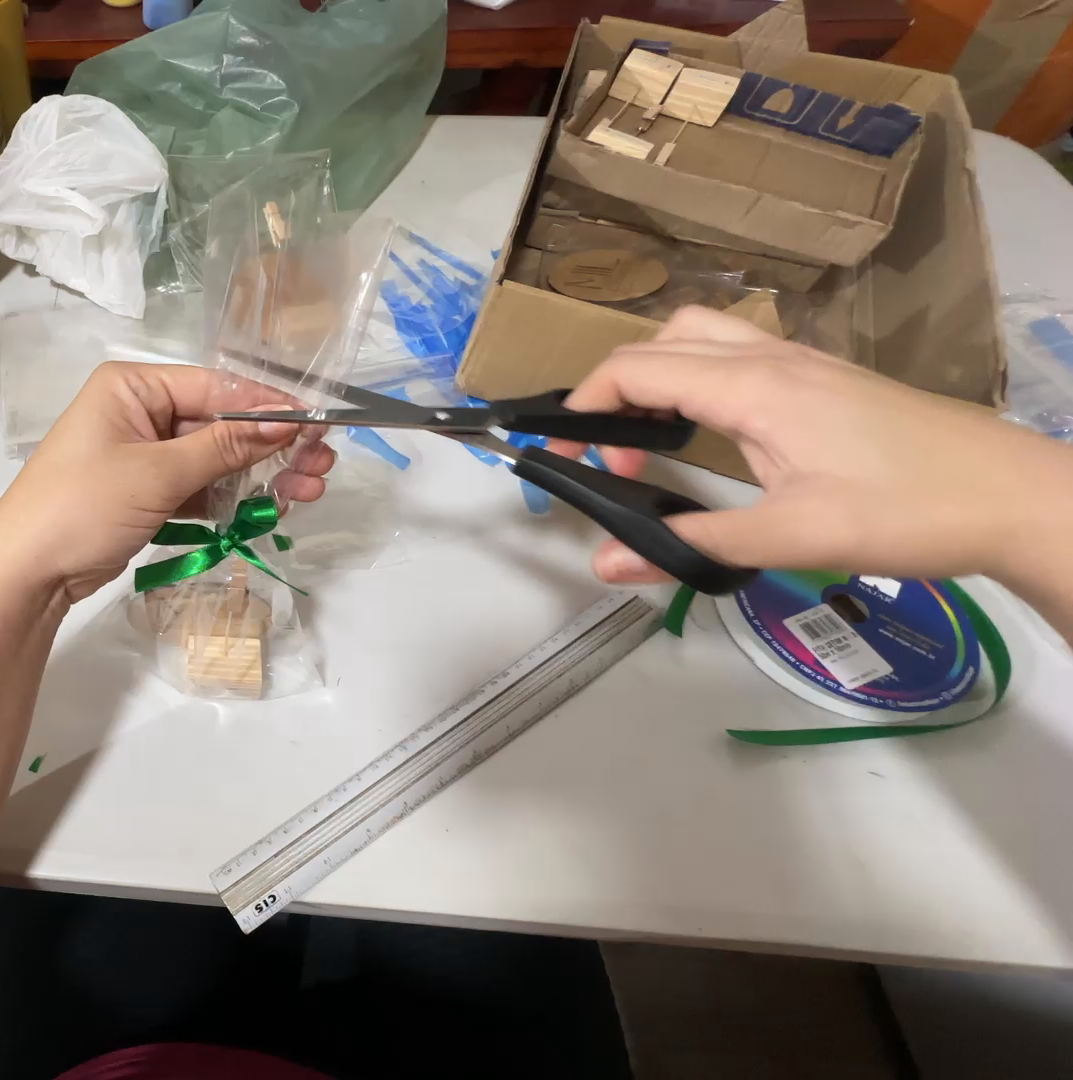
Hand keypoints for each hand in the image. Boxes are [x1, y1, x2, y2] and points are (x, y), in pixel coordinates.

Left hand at [0, 362, 334, 603]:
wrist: (27, 572)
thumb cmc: (83, 507)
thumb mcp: (156, 473)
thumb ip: (223, 446)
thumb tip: (288, 420)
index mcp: (133, 386)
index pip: (214, 386)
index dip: (268, 406)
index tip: (318, 425)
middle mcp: (139, 412)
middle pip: (219, 423)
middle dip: (271, 446)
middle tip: (323, 466)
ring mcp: (142, 454)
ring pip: (214, 458)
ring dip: (259, 475)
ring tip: (309, 491)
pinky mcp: (146, 492)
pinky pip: (198, 486)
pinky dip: (230, 498)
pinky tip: (270, 507)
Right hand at [566, 306, 1072, 587]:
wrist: (1027, 500)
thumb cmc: (911, 511)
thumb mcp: (791, 537)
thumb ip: (690, 544)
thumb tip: (603, 564)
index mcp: (754, 388)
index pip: (634, 369)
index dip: (584, 409)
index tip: (570, 459)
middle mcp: (769, 360)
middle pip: (655, 343)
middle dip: (609, 393)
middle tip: (610, 457)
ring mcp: (798, 363)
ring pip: (693, 338)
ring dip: (650, 378)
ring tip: (648, 438)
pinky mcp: (818, 378)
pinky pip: (727, 355)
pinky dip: (687, 381)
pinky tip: (700, 430)